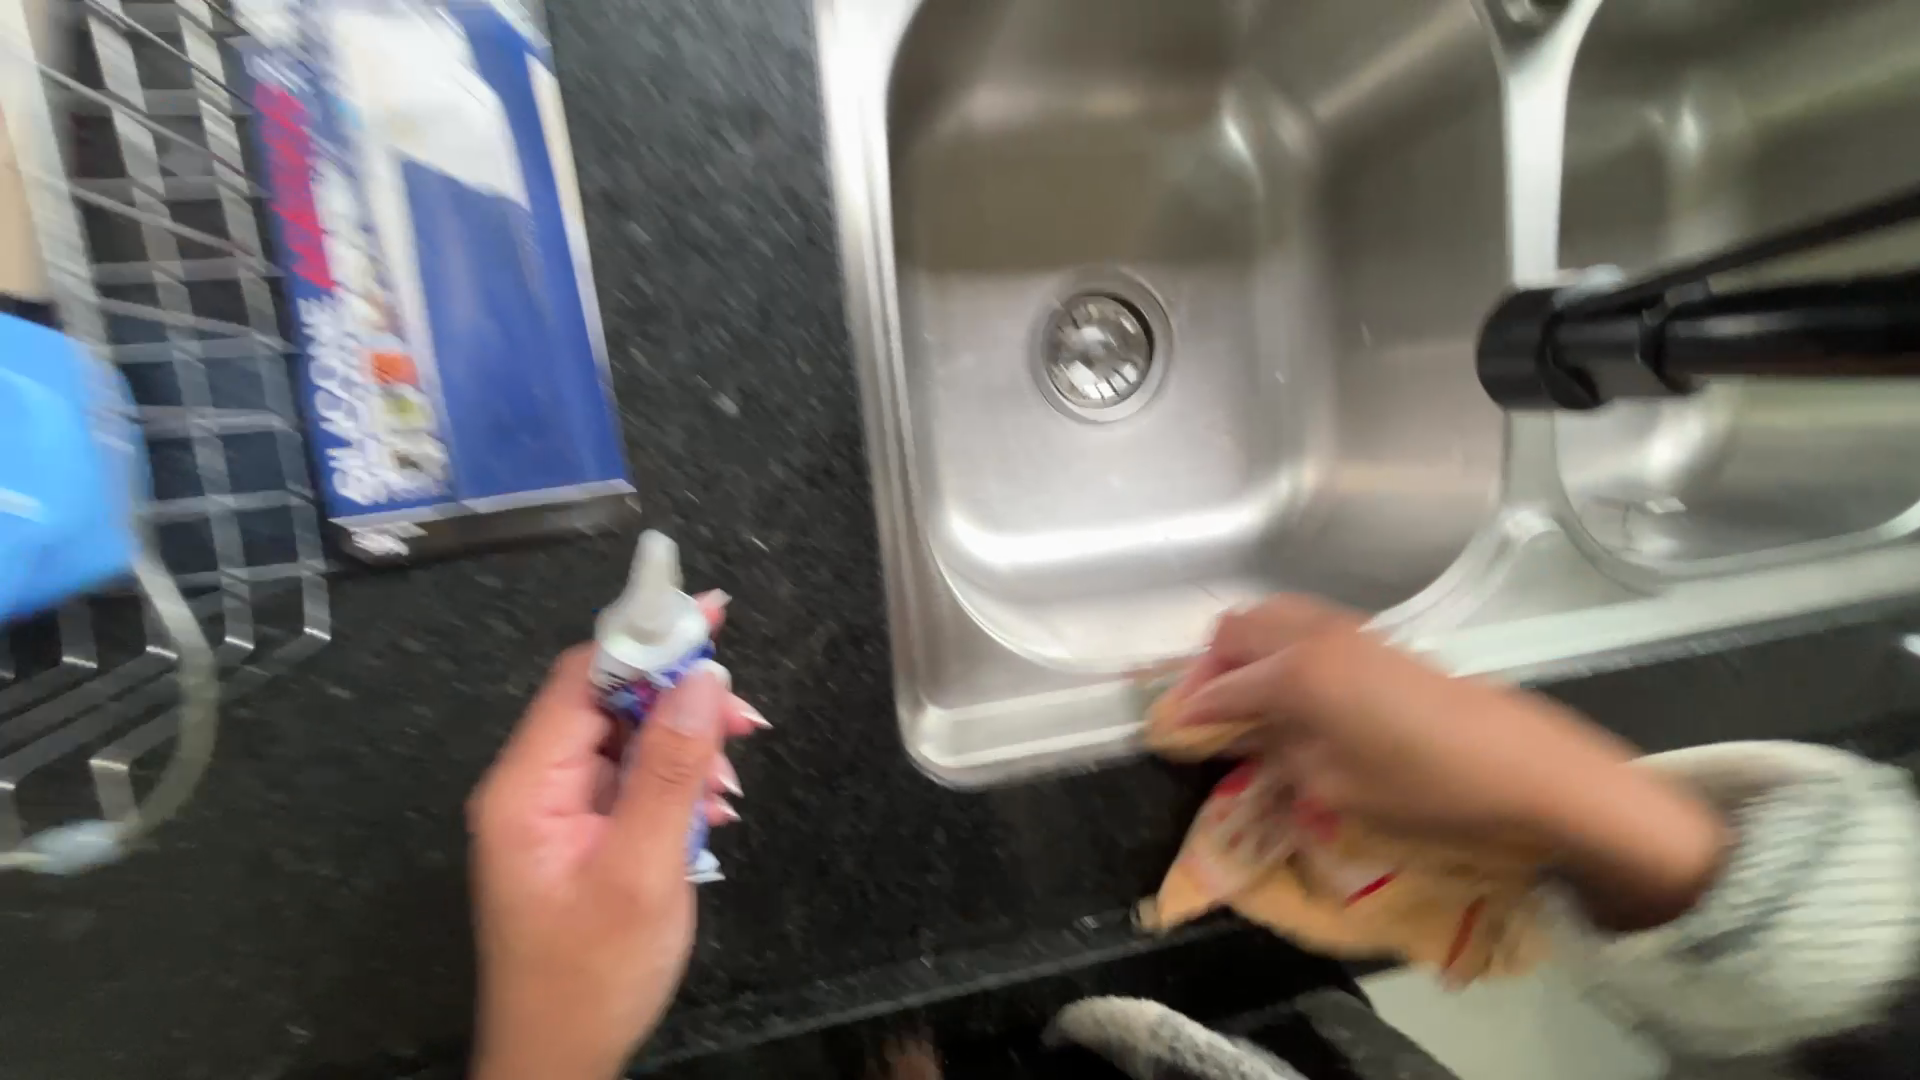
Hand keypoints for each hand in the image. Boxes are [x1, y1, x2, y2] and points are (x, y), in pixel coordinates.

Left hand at [467, 595, 765, 1079]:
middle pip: (613, 701)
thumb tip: (705, 678)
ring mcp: (560, 806)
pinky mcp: (584, 826)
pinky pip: (637, 775)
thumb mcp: (643, 869)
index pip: (586, 677)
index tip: (712, 615)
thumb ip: (672, 769)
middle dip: (684, 701)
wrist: (560, 1061)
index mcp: (528, 784)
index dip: (648, 637)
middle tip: (746, 720)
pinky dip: (682, 780)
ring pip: (632, 737)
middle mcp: (537, 782)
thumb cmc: (595, 973)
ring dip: (690, 746)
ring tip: (732, 784)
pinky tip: (713, 808)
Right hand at [1160, 596, 1727, 930]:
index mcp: (1294, 675)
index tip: (1171, 733)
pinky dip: (1276, 644)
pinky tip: (1292, 684)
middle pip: (1233, 629)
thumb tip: (1251, 740)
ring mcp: (1344, 629)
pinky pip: (1299, 622)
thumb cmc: (1424, 788)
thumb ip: (1277, 755)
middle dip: (1208, 666)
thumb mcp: (1332, 789)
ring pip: (1267, 614)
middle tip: (1208, 710)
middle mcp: (1310, 637)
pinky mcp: (1372, 634)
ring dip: (1243, 648)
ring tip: (1246, 692)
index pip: (1220, 687)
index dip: (1190, 712)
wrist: (1527, 769)